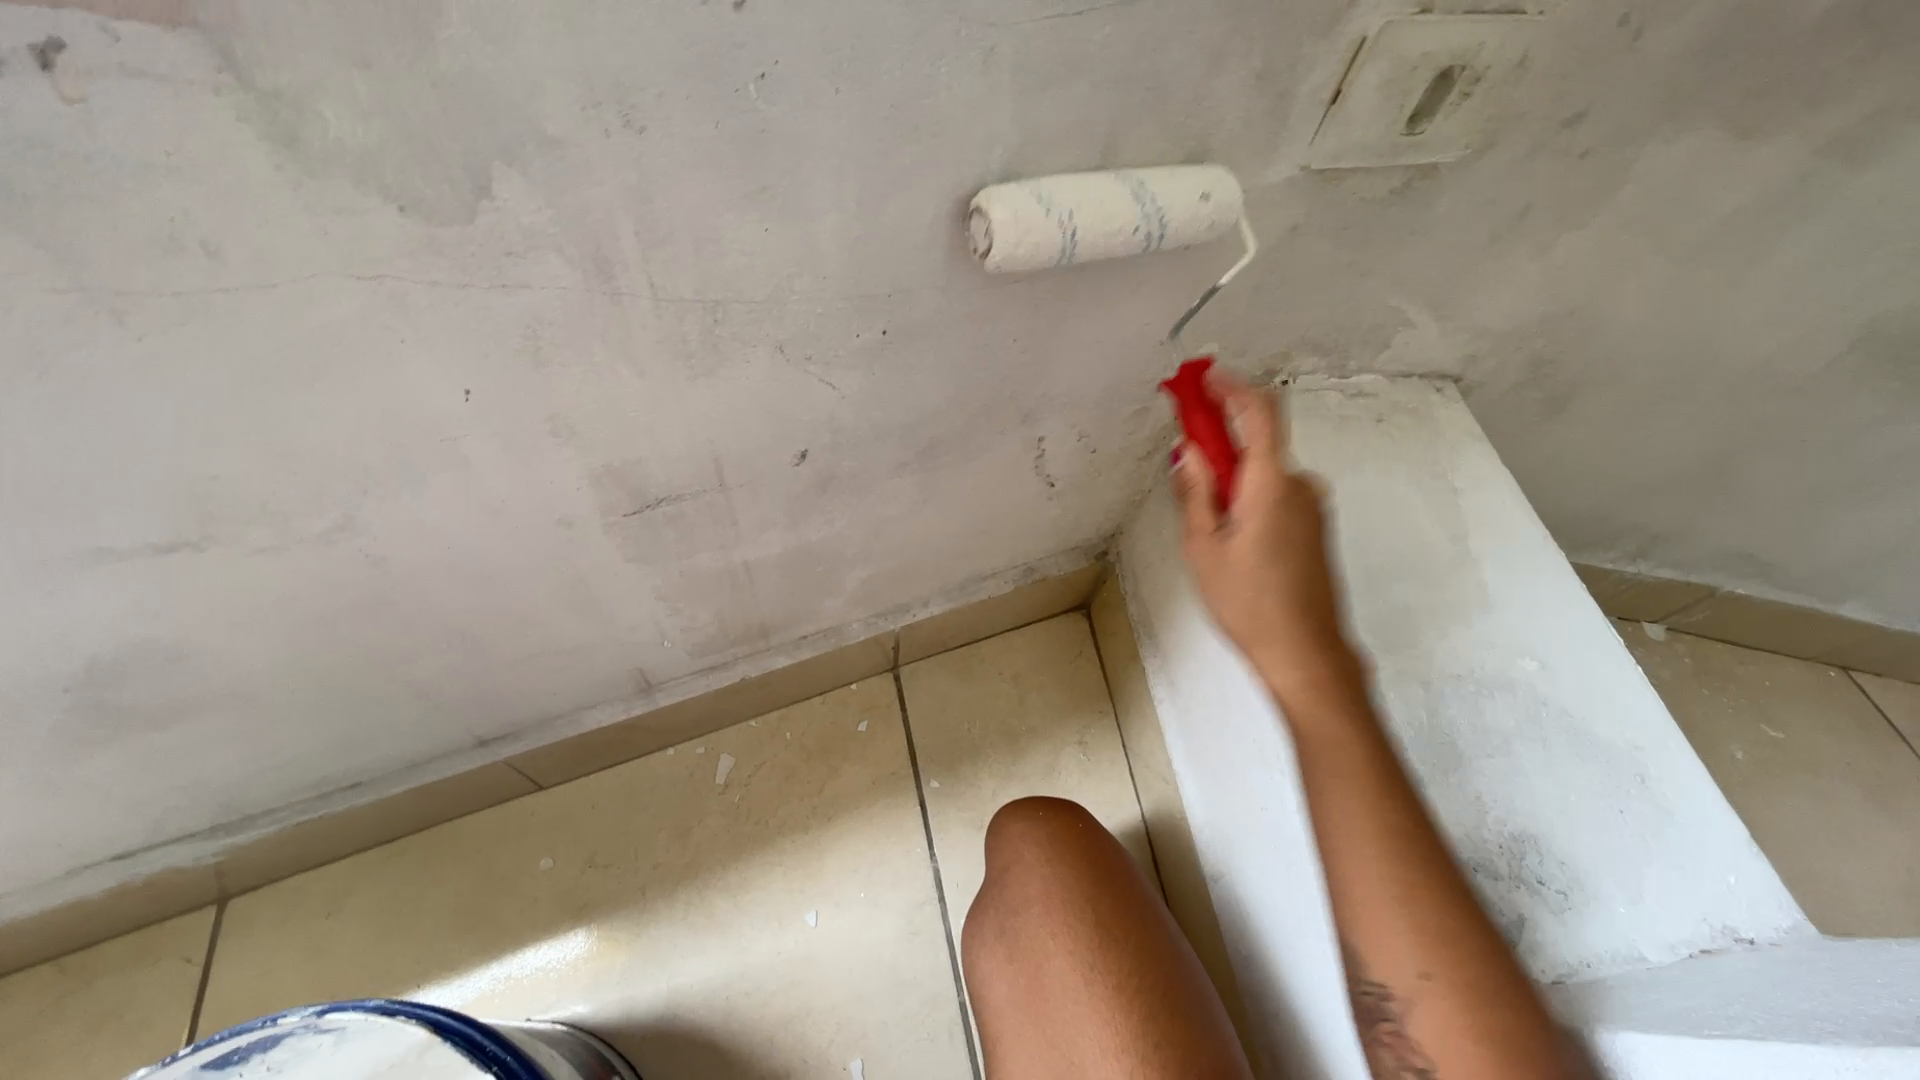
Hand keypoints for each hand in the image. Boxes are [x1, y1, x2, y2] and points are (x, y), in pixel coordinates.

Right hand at [1171, 374, 1359, 700]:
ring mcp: (1312, 507)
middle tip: (1185, 462)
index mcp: (1272, 484)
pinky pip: (1275, 494)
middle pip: (1254, 445)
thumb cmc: (1254, 606)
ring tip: (1206, 527)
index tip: (1203, 379)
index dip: (1230, 387)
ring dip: (1231, 480)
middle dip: (1217, 446)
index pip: (1258, 411)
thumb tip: (1189, 455)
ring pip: (1262, 474)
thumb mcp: (1203, 547)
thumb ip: (1195, 492)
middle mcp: (1300, 487)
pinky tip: (1230, 539)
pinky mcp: (1313, 527)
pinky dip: (1248, 498)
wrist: (1306, 652)